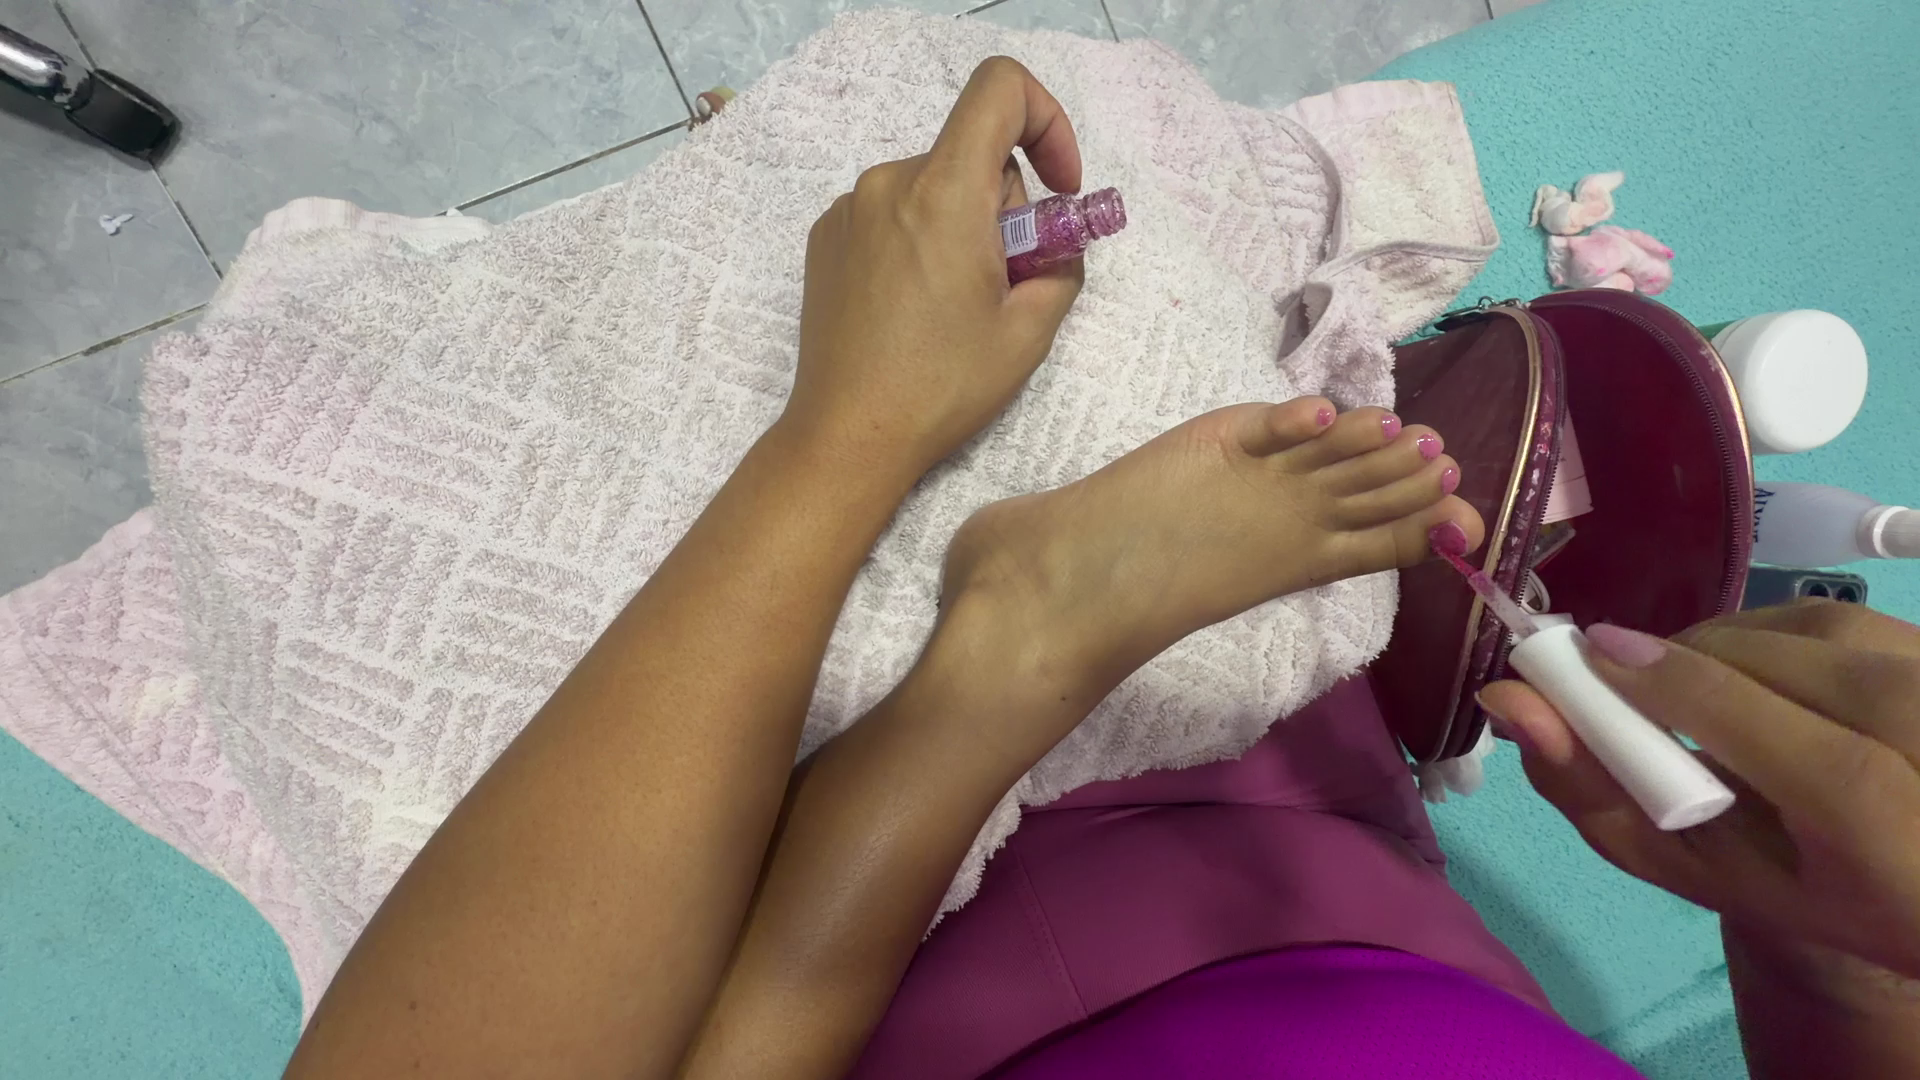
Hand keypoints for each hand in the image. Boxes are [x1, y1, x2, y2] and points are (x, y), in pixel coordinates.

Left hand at [779, 57, 1085, 480]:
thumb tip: (1055, 243)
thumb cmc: (940, 389)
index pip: (1000, 89)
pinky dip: (916, 242)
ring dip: (959, 229)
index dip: (1046, 120)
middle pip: (969, 157)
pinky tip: (911, 308)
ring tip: (952, 308)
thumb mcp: (1028, 334)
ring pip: (931, 190)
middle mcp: (887, 184)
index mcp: (943, 194)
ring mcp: (848, 211)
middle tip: (1003, 284)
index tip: (1059, 185)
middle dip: (1003, 209)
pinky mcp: (826, 241)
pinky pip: (891, 215)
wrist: (849, 435)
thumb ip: (1062, 265)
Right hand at [1478, 600, 1919, 979]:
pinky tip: (1753, 667)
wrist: (1917, 875)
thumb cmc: (1777, 879)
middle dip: (1711, 660)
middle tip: (1629, 670)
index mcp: (1915, 876)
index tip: (1596, 653)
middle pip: (1851, 688)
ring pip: (1847, 636)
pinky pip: (1852, 619)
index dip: (1707, 700)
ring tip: (1693, 678)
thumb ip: (1584, 785)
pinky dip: (1776, 627)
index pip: (1839, 777)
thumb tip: (1506, 698)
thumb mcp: (1673, 858)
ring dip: (1738, 640)